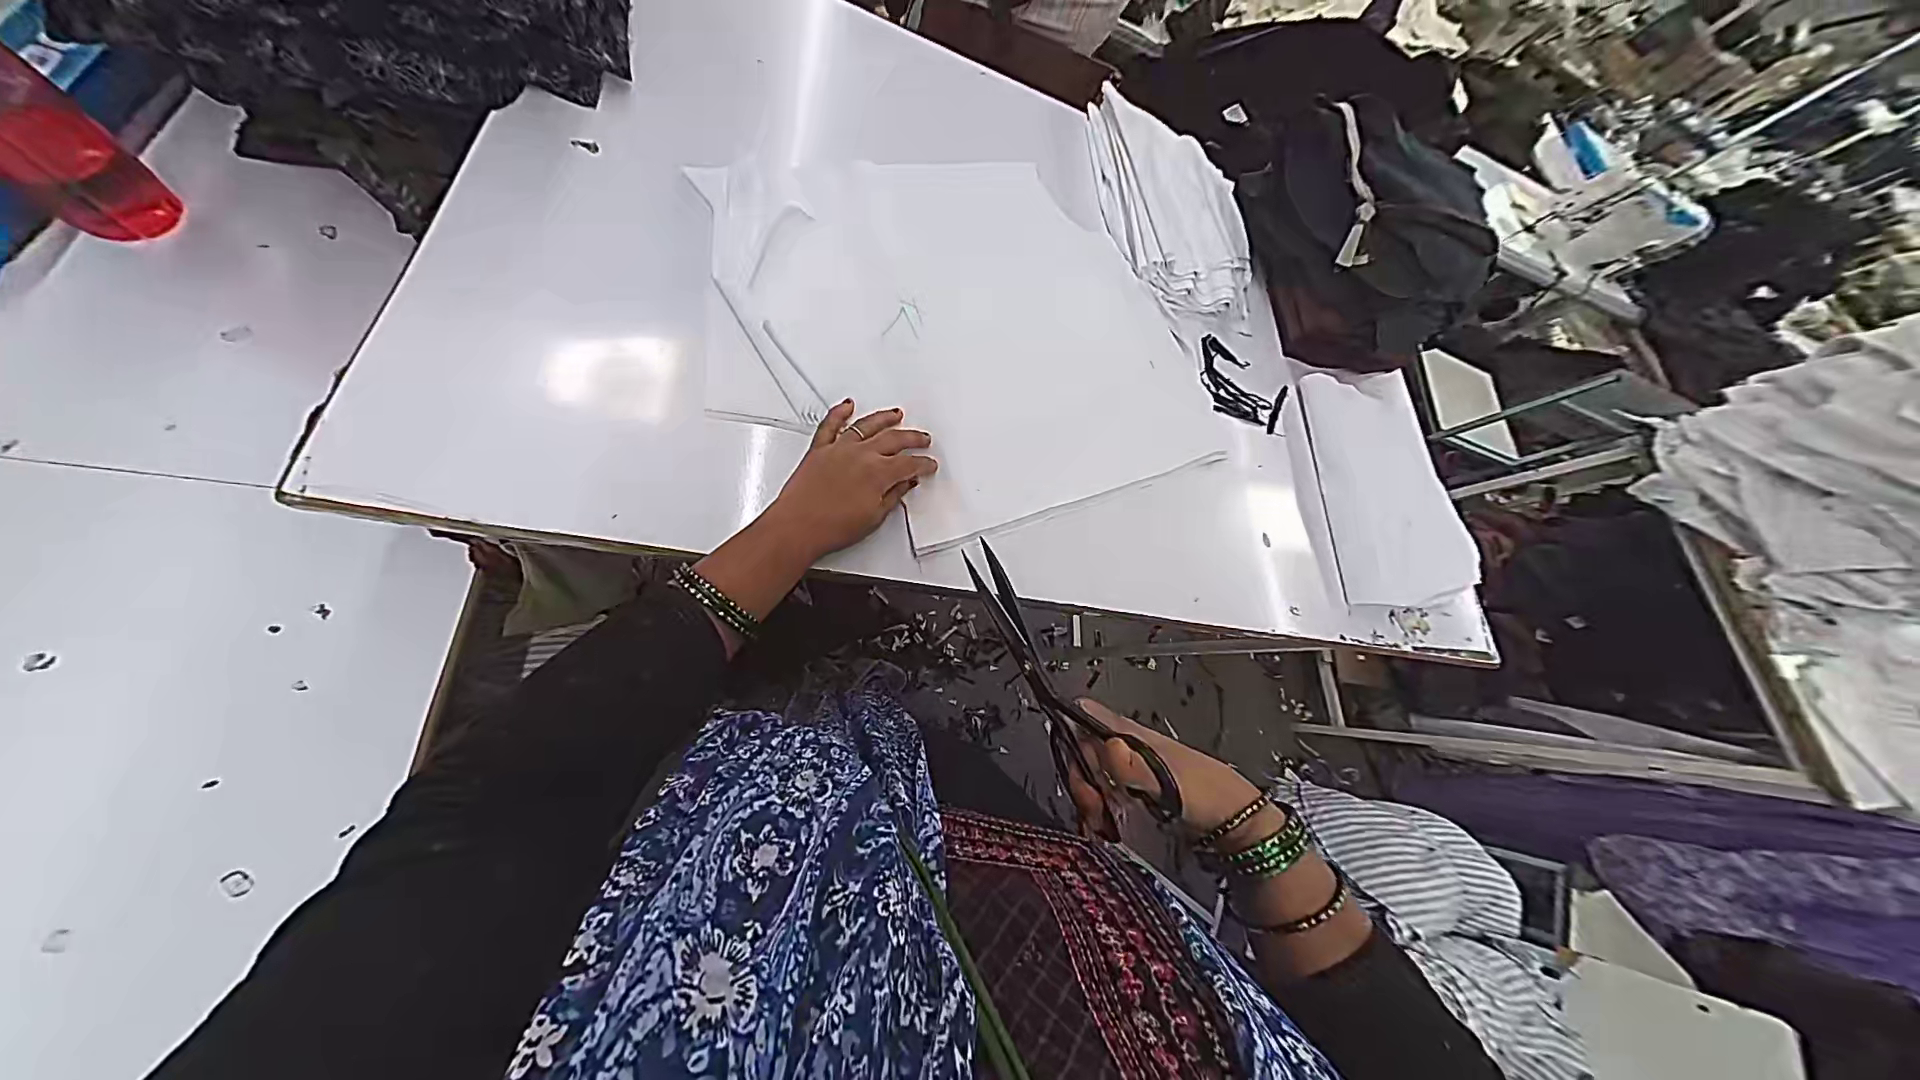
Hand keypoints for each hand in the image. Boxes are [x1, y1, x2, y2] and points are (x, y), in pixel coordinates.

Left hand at [762, 400, 938, 560]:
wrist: (797, 528)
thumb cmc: (831, 527)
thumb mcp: (874, 517)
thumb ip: (893, 496)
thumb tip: (904, 485)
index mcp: (879, 473)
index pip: (909, 463)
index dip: (923, 463)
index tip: (928, 464)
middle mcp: (860, 455)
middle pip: (894, 439)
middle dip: (913, 438)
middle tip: (922, 439)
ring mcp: (839, 449)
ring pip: (867, 425)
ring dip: (884, 418)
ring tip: (895, 415)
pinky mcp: (819, 450)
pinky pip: (831, 425)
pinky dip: (839, 412)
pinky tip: (847, 406)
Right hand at [1066, 698, 1277, 847]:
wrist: (1232, 823)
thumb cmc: (1206, 793)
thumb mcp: (1168, 780)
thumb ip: (1135, 766)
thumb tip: (1107, 745)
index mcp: (1128, 733)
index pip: (1083, 719)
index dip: (1071, 740)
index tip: (1079, 771)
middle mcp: (1122, 747)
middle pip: (1080, 754)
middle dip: (1080, 782)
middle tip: (1095, 806)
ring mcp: (1124, 771)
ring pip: (1087, 778)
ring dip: (1087, 802)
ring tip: (1102, 822)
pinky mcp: (1127, 793)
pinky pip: (1099, 797)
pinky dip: (1095, 813)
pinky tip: (1104, 827)